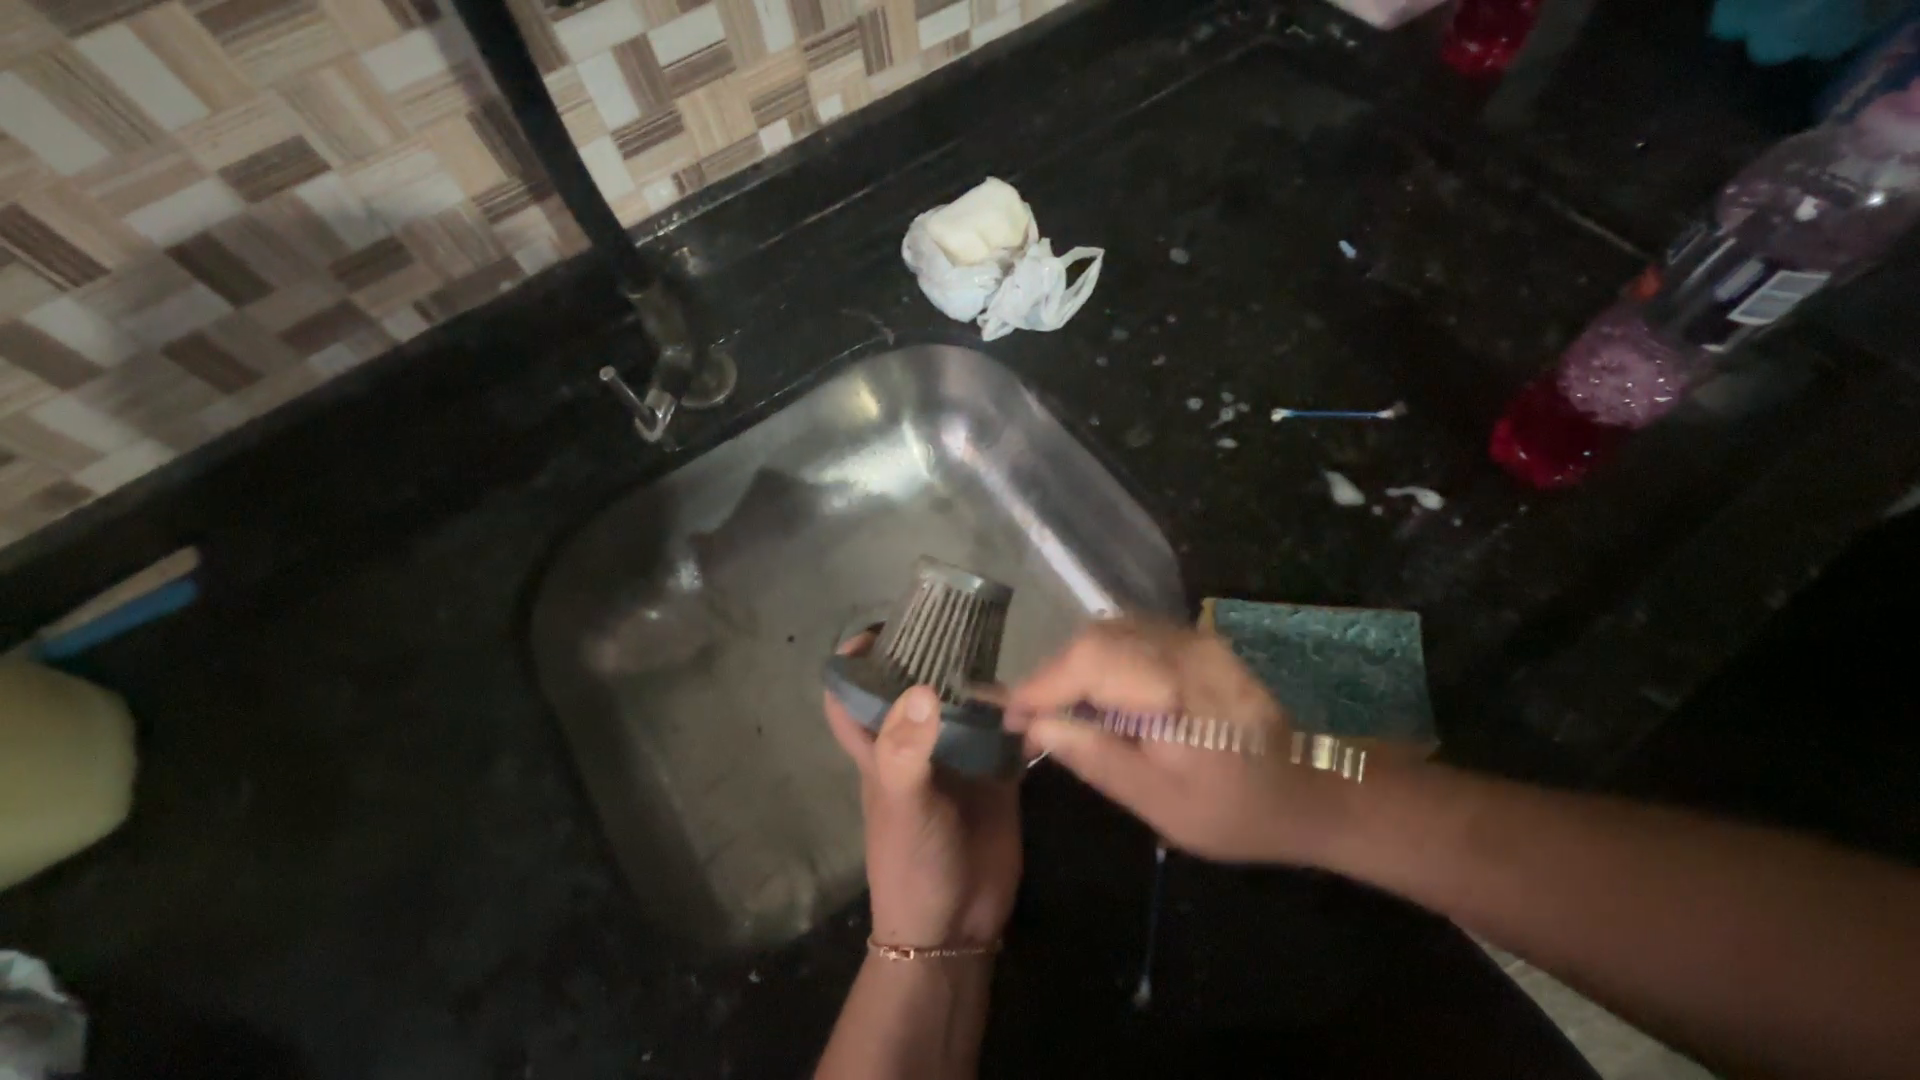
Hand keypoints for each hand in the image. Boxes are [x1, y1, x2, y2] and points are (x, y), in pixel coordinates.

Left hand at [823, 633, 1021, 947]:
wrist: (956, 924)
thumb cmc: (911, 861)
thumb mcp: (901, 802)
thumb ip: (906, 748)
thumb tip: (922, 688)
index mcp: (881, 749)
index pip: (850, 699)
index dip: (851, 665)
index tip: (879, 630)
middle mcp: (917, 745)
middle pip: (913, 690)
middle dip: (926, 657)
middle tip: (955, 619)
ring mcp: (959, 760)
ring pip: (963, 708)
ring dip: (976, 681)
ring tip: (999, 640)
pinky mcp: (997, 776)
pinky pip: (1006, 736)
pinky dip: (1018, 715)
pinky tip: (1038, 690)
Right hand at [1005, 618, 1329, 863]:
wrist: (1311, 791)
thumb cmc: (1237, 812)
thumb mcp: (1162, 805)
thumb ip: (1099, 759)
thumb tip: (1038, 727)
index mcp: (1180, 691)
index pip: (1091, 663)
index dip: (1041, 685)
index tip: (1009, 718)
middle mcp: (1186, 650)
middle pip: (1097, 638)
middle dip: (1052, 676)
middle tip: (1028, 721)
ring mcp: (1194, 639)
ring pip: (1110, 632)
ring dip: (1071, 667)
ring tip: (1053, 711)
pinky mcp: (1195, 642)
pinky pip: (1131, 637)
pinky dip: (1098, 662)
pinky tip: (1092, 697)